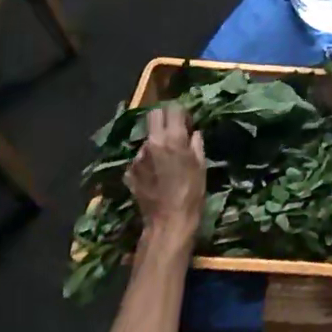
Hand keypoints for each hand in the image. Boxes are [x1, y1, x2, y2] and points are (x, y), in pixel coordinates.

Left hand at [126, 104, 205, 241]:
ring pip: (147, 138)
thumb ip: (196, 144)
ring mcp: (138, 156)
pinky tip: (155, 175)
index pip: (173, 109)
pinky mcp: (130, 170)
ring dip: (155, 142)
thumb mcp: (200, 166)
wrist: (168, 222)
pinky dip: (148, 161)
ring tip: (164, 161)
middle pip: (154, 115)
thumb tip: (194, 132)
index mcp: (173, 138)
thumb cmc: (191, 194)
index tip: (186, 122)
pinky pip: (140, 158)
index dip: (180, 112)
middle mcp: (152, 142)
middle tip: (172, 131)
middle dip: (163, 118)